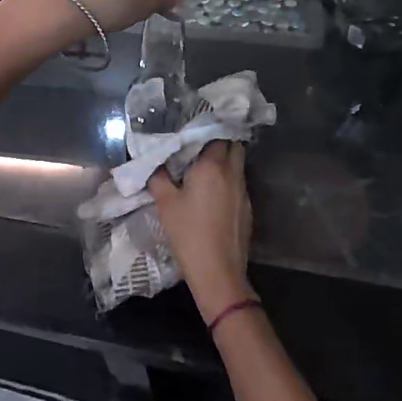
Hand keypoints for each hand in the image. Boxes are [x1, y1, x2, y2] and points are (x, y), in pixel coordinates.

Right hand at [149, 142, 254, 321]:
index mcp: (212, 167)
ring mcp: (244, 192)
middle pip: (234, 146)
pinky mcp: (247, 208)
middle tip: (197, 146)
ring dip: (225, 161)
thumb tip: (154, 163)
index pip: (216, 135)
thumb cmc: (188, 232)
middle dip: (219, 142)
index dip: (204, 130)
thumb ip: (158, 177)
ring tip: (203, 167)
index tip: (190, 130)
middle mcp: (233, 174)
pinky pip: (239, 183)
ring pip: (238, 165)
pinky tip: (212, 192)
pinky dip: (228, 180)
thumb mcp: (165, 203)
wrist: (217, 270)